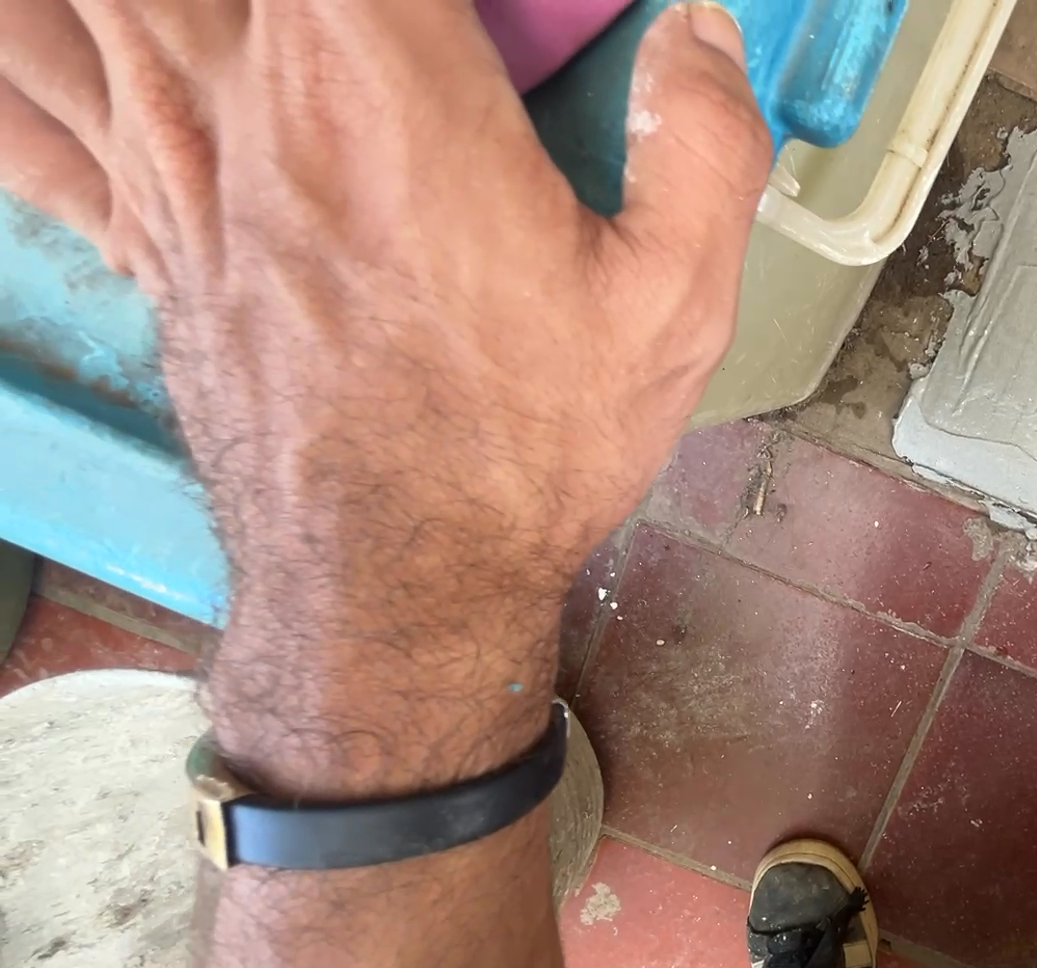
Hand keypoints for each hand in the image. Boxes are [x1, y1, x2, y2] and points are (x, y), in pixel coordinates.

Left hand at [0, 1, 771, 795]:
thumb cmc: (545, 436)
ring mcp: (165, 149)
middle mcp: (240, 80)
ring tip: (327, 79)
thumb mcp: (675, 305)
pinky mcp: (143, 224)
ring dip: (222, 24)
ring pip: (98, 2)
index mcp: (385, 80)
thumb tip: (695, 30)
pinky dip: (56, 55)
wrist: (413, 573)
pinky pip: (27, 84)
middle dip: (357, 16)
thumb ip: (702, 150)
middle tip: (446, 68)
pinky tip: (122, 67)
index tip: (525, 29)